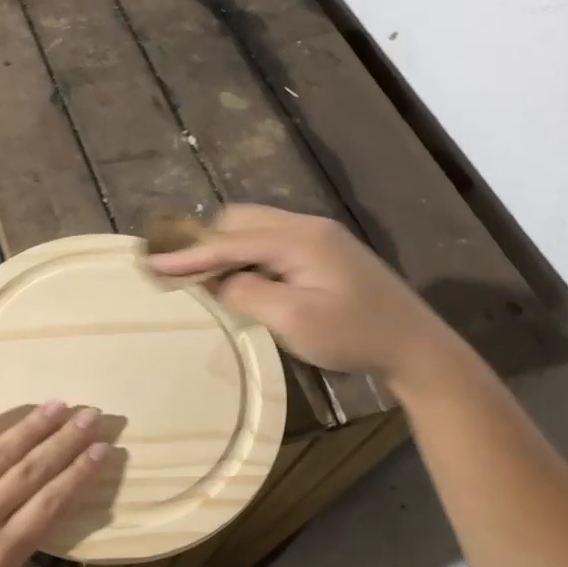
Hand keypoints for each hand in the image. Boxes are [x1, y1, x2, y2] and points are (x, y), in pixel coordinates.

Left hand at [0, 395, 105, 566]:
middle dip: (64, 441)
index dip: (80, 474)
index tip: (102, 449)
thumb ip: (16, 542)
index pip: (50, 504)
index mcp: (1, 555)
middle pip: (30, 472)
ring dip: (31, 426)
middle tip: (90, 415)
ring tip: (58, 405)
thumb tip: (41, 500)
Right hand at [149, 204, 460, 384]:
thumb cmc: (355, 337)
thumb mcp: (295, 321)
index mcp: (300, 239)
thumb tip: (216, 281)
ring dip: (225, 247)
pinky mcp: (325, 252)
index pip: (230, 241)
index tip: (152, 265)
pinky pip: (270, 241)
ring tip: (203, 277)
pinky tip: (241, 279)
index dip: (189, 255)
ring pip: (254, 227)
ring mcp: (319, 237)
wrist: (415, 346)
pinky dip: (246, 254)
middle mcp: (307, 227)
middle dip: (205, 242)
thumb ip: (248, 294)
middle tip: (179, 272)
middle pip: (240, 220)